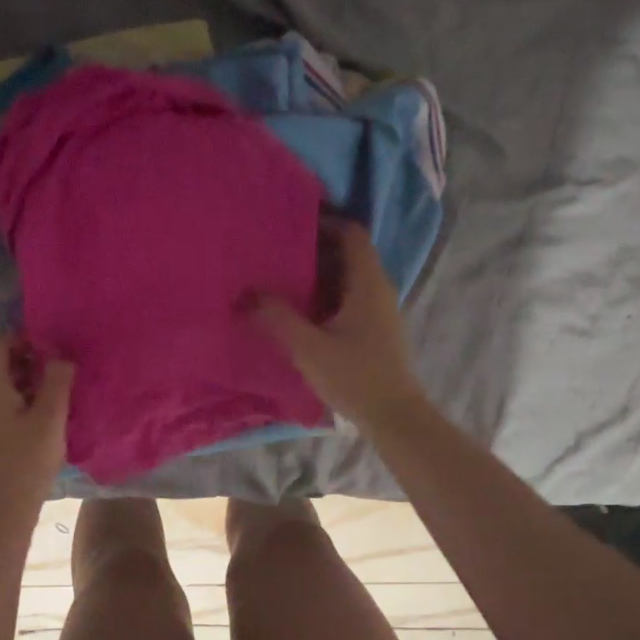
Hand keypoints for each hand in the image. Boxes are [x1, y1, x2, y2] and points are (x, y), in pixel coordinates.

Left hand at [0, 333, 74, 526]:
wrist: (1, 513)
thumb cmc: (26, 461)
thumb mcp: (50, 418)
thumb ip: (57, 382)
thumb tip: (60, 357)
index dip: (22, 338)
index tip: (50, 347)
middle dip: (28, 361)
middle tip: (59, 370)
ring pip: (3, 391)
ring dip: (28, 386)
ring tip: (58, 396)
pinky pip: (4, 411)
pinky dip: (23, 407)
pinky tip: (45, 423)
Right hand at [250, 220, 428, 426]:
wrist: (393, 416)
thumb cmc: (354, 376)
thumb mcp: (308, 347)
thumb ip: (277, 317)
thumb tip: (246, 294)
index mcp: (367, 283)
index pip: (351, 234)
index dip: (324, 223)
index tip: (291, 224)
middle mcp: (378, 289)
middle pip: (348, 254)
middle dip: (315, 248)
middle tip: (278, 250)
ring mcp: (379, 310)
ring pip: (348, 279)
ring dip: (319, 274)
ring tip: (282, 277)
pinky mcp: (375, 330)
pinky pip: (349, 299)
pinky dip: (325, 296)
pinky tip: (300, 311)